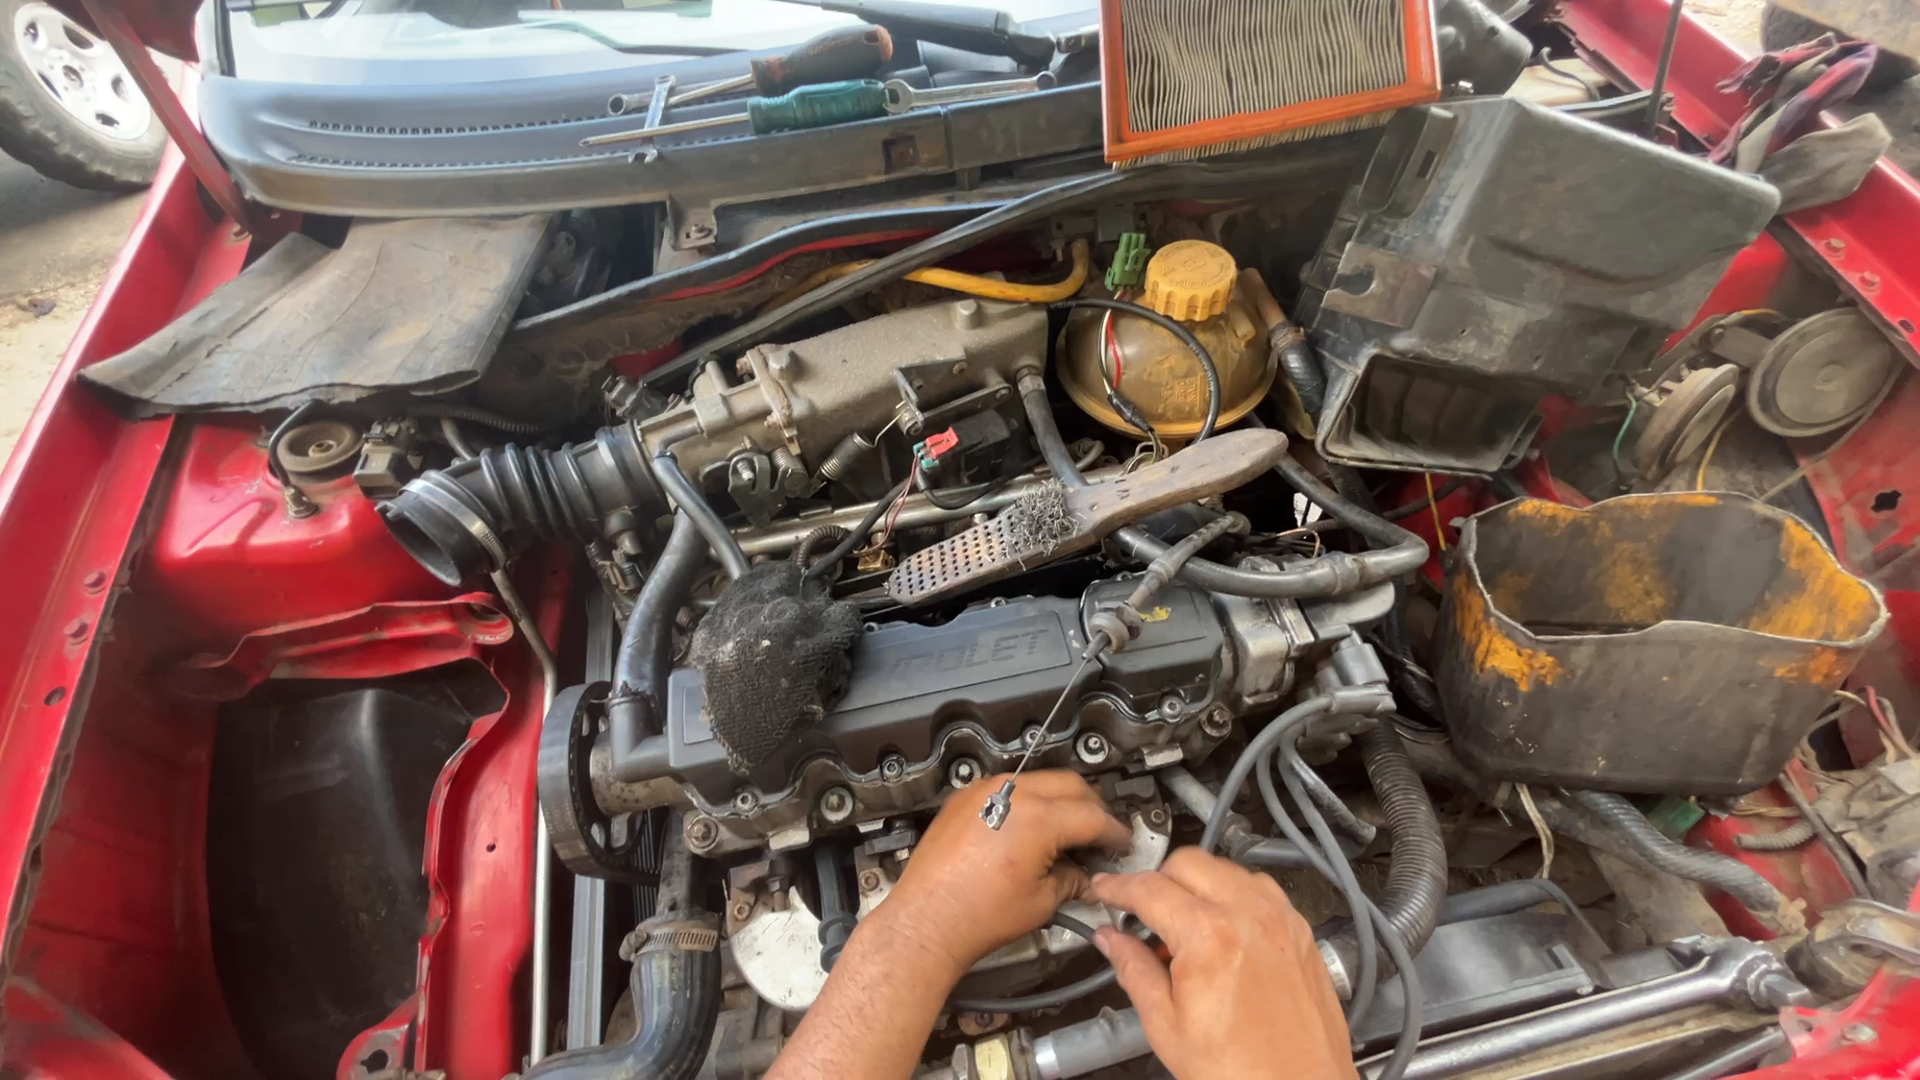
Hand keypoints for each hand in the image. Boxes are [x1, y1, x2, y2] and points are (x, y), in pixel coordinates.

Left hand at [865, 770, 1132, 976]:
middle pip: (1070, 785)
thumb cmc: (974, 915)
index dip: (1114, 832)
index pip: (1092, 816)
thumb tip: (1084, 874)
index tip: (1120, 842)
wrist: (926, 920)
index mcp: (1037, 818)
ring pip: (1038, 780)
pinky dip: (1027, 800)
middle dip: (1092, 807)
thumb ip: (1071, 879)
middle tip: (1101, 833)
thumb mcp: (1041, 902)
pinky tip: (1031, 826)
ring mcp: (985, 790)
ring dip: (1059, 800)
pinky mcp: (966, 797)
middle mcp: (1011, 793)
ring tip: (1066, 831)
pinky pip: (1008, 787)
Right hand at [1088, 849, 1356, 1079]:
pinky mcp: (1299, 930)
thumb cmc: (1244, 1075)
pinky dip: (1232, 893)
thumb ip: (1134, 971)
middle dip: (1157, 880)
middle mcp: (1248, 915)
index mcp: (1210, 936)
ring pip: (1222, 866)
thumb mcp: (1168, 1028)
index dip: (1117, 887)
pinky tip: (1221, 925)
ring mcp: (1279, 918)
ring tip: (1182, 923)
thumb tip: (1111, 939)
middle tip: (1141, 911)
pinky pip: (1257, 887)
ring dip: (1195, 882)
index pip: (1148, 889)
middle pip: (1186, 862)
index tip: (1104, 889)